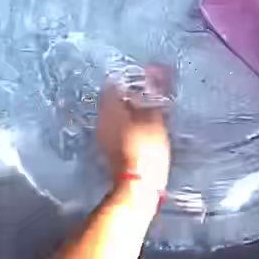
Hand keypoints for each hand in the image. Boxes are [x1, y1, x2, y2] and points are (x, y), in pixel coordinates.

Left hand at [98, 67, 170, 194]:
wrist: (138, 183)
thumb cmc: (147, 148)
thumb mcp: (156, 118)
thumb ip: (155, 95)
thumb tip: (156, 74)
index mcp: (111, 108)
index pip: (113, 83)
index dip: (128, 77)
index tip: (141, 77)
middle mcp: (102, 119)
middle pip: (111, 99)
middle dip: (127, 93)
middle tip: (145, 91)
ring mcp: (103, 135)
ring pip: (113, 114)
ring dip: (127, 109)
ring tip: (145, 109)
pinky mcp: (109, 149)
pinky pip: (116, 128)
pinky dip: (127, 124)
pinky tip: (140, 127)